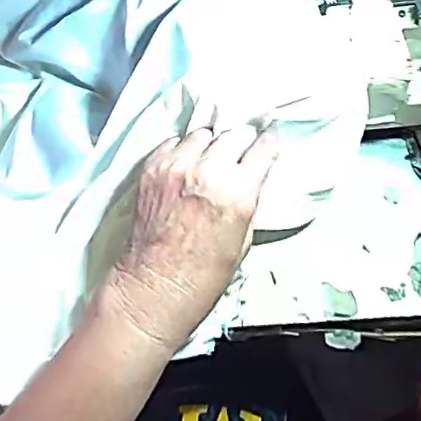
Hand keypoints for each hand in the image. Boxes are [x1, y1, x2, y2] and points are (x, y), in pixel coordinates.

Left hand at [101, 122, 278, 351]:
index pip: (262, 148)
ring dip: (210, 145)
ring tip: (208, 162)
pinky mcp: (153, 166)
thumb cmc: (204, 275)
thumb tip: (253, 174)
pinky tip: (185, 167)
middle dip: (240, 144)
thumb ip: (249, 199)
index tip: (267, 145)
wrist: (155, 286)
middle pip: (234, 134)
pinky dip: (183, 150)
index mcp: (237, 193)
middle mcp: (208, 171)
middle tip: (237, 157)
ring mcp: (177, 165)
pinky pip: (174, 141)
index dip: (267, 146)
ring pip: (203, 134)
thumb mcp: (244, 238)